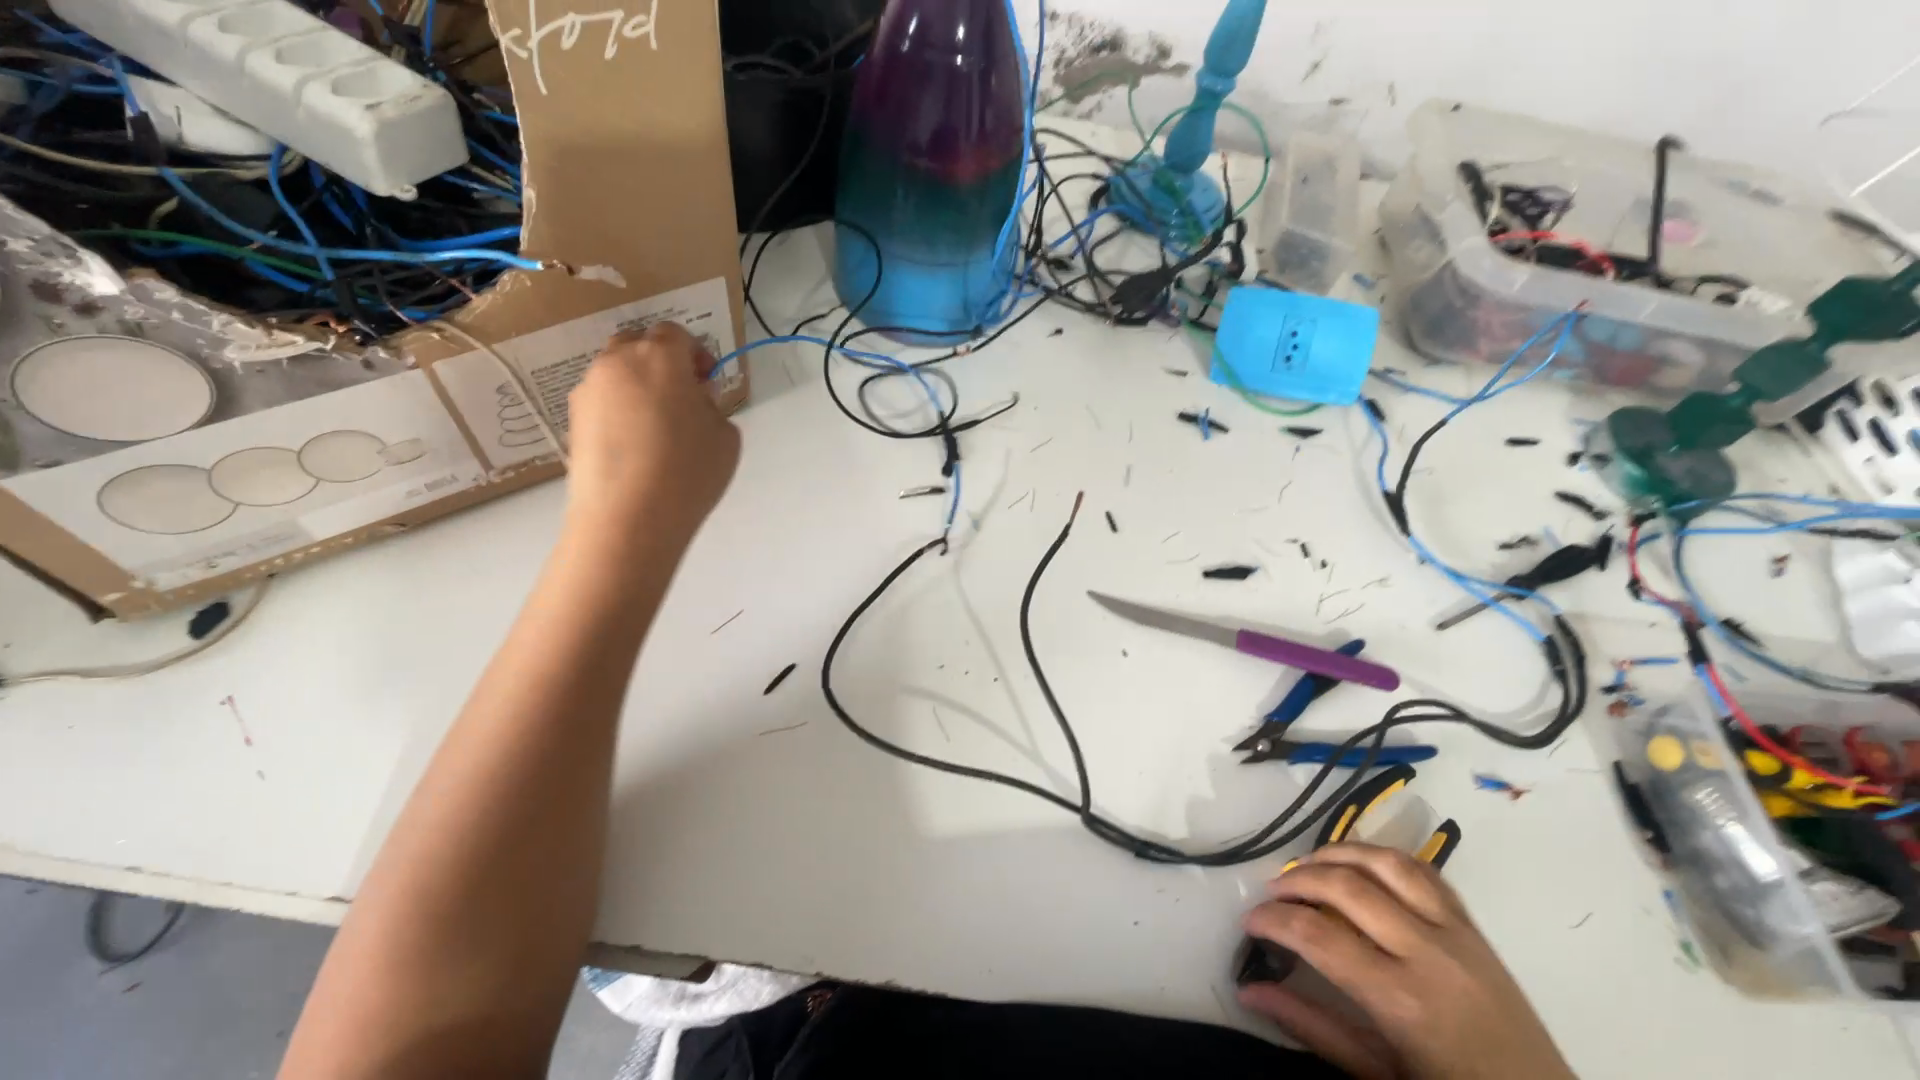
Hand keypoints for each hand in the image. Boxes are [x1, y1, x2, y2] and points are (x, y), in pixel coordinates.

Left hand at [565, 322, 740, 538]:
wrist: (627, 518)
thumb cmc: (687, 471)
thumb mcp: (725, 435)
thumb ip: (712, 406)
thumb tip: (693, 402)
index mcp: (659, 356)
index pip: (675, 334)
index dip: (695, 353)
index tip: (707, 381)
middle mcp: (617, 363)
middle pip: (638, 345)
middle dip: (661, 363)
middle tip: (681, 398)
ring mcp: (588, 392)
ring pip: (616, 374)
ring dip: (637, 388)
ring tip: (657, 429)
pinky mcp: (573, 422)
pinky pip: (602, 404)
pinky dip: (618, 413)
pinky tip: (636, 449)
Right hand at [1239, 844, 1574, 1079]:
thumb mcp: (1376, 1073)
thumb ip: (1311, 1026)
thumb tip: (1249, 991)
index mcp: (1400, 1000)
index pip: (1317, 936)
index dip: (1273, 920)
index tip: (1249, 921)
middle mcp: (1427, 953)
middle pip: (1347, 887)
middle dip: (1297, 880)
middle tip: (1271, 892)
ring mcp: (1456, 933)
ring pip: (1387, 864)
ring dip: (1339, 854)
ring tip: (1307, 865)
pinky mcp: (1474, 927)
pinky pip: (1425, 872)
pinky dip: (1383, 858)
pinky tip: (1360, 866)